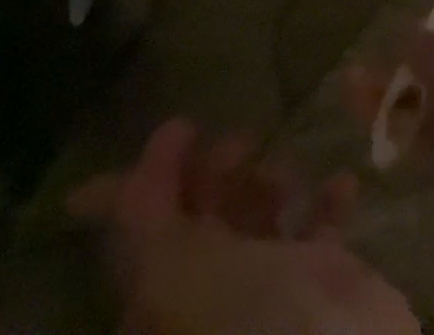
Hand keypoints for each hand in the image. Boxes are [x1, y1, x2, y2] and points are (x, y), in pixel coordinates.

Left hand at [67, 119, 419, 334]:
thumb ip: (140, 220)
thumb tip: (93, 188)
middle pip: (202, 220)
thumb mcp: (174, 267)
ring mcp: (269, 283)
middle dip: (214, 174)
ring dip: (267, 183)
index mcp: (160, 296)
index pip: (141, 229)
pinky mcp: (323, 274)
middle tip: (241, 139)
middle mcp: (208, 291)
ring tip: (287, 166)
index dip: (152, 176)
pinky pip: (320, 227)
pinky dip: (326, 201)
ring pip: (258, 220)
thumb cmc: (246, 309)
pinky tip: (340, 182)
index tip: (183, 124)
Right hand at [344, 6, 433, 260]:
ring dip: (391, 88)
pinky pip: (423, 120)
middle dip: (401, 60)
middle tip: (364, 66)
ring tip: (352, 88)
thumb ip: (420, 39)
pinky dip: (397, 116)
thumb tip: (409, 30)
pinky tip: (364, 114)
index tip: (397, 32)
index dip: (431, 21)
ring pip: (427, 88)